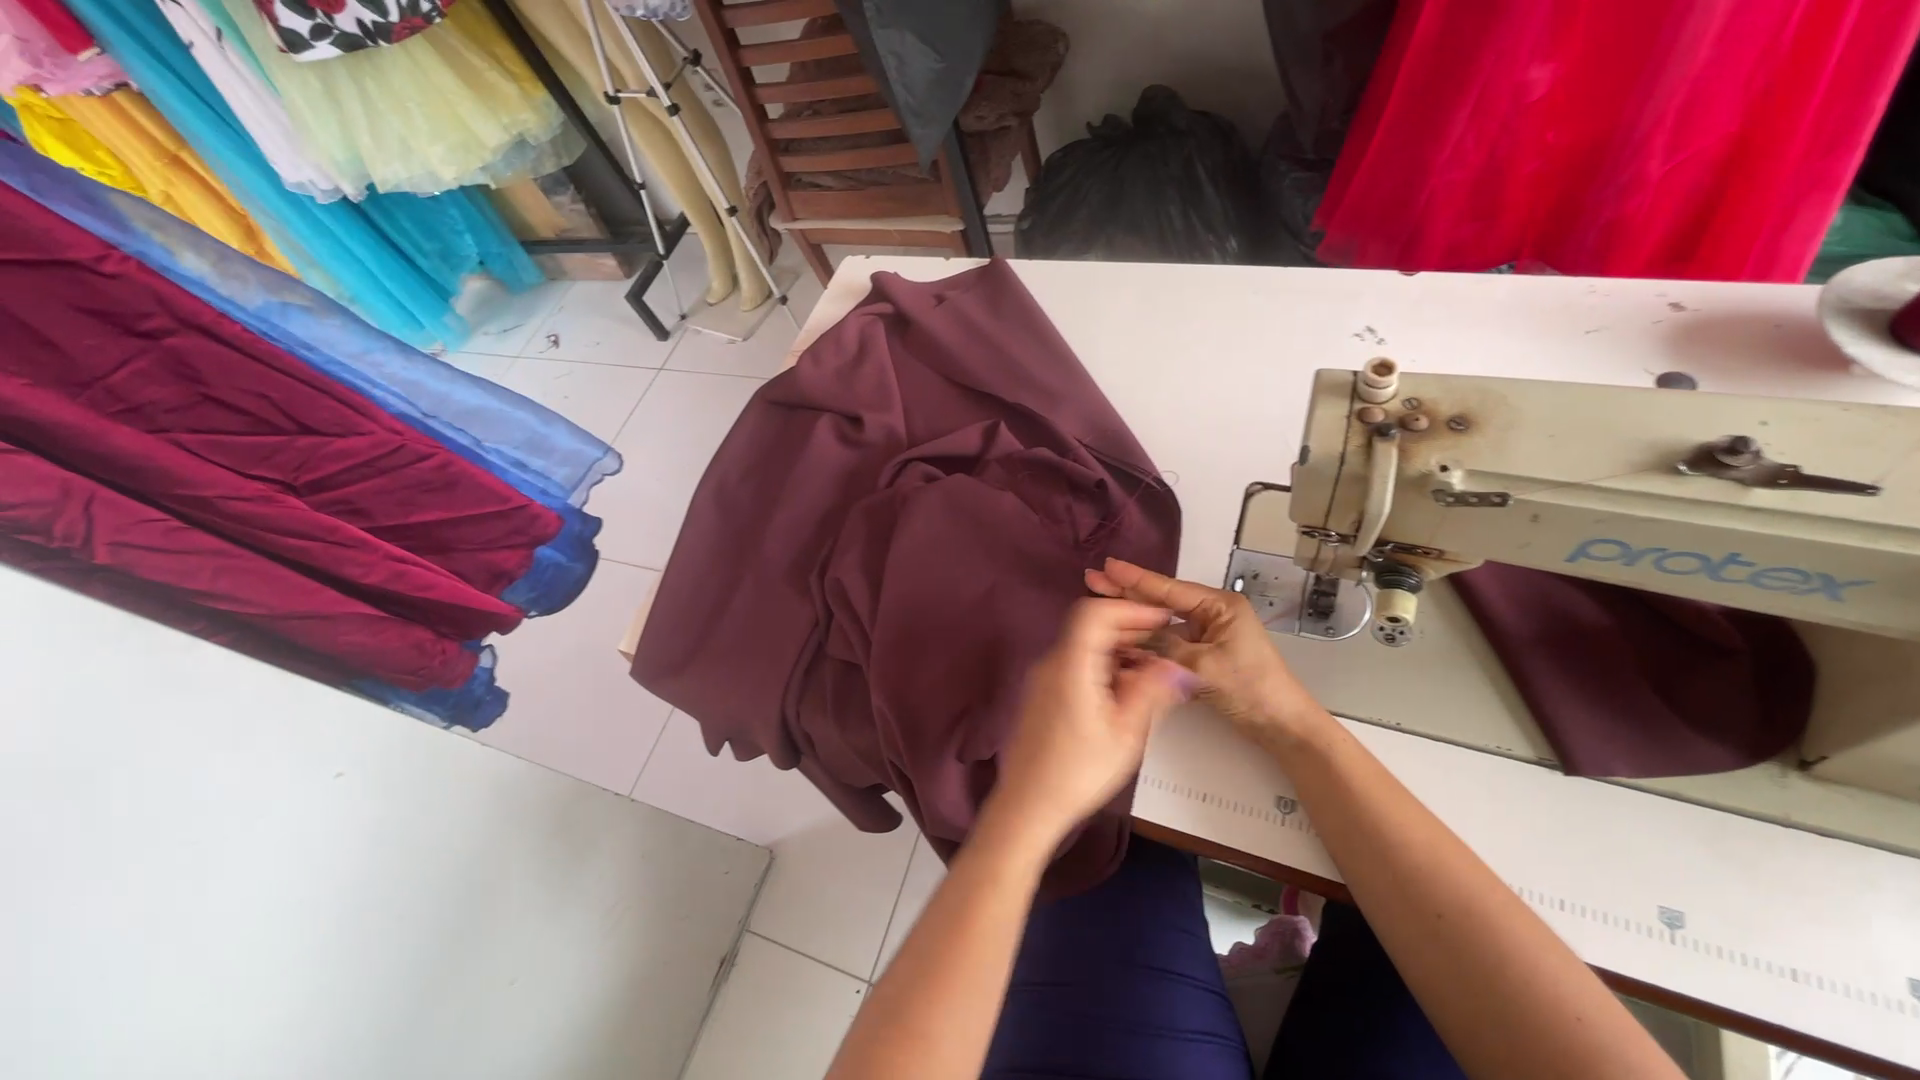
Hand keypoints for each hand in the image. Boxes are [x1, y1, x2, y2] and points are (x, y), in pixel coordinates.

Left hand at [989, 599, 1192, 842]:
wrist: (1027, 806)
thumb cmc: (1077, 773)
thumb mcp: (1126, 733)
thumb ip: (1152, 691)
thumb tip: (1177, 665)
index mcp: (1070, 665)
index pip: (1095, 612)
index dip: (1131, 609)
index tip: (1163, 621)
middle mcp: (1051, 664)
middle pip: (1089, 627)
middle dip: (1129, 630)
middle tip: (1164, 645)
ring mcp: (1042, 680)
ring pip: (1083, 647)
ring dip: (1118, 651)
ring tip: (1152, 672)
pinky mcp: (1041, 696)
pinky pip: (1074, 666)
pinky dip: (1102, 667)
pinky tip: (1124, 691)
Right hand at [1086, 558, 1323, 740]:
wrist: (1281, 724)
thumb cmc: (1250, 688)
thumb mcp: (1203, 666)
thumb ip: (1165, 647)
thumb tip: (1132, 638)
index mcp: (1219, 606)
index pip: (1169, 589)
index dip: (1135, 579)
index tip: (1107, 566)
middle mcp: (1212, 614)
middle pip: (1163, 602)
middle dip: (1128, 593)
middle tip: (1093, 579)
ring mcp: (1208, 636)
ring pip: (1163, 625)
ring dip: (1135, 622)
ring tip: (1101, 610)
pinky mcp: (1204, 656)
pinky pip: (1169, 645)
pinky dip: (1148, 645)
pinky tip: (1123, 643)